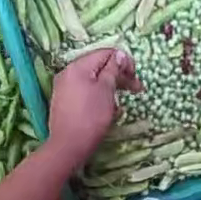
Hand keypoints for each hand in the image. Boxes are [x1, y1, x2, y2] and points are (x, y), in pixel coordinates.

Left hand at [44, 48, 139, 167]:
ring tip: (119, 105)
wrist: (69, 146)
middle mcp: (68, 73)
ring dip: (110, 89)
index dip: (124, 62)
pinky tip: (107, 111)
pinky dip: (98, 97)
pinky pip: (85, 93)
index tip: (135, 78)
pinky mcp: (64, 102)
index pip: (106, 53)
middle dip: (119, 76)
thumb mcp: (106, 90)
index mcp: (78, 66)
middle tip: (136, 90)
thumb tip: (120, 54)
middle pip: (99, 67)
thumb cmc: (91, 117)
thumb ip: (113, 70)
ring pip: (93, 81)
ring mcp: (64, 88)